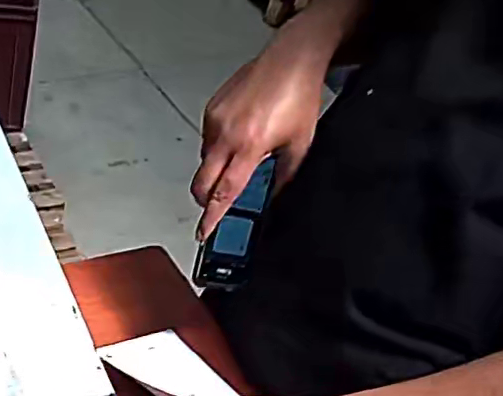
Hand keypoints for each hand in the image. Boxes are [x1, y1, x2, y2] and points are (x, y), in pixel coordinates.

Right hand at [191, 14, 335, 237]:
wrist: (294, 55)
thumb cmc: (299, 93)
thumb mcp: (300, 143)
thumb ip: (284, 176)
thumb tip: (270, 200)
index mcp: (250, 145)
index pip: (224, 192)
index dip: (212, 216)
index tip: (203, 232)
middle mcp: (228, 134)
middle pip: (202, 184)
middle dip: (205, 200)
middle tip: (213, 204)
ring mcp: (216, 121)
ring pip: (204, 164)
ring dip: (215, 170)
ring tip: (238, 154)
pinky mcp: (211, 110)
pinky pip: (206, 141)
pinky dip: (217, 147)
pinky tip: (237, 135)